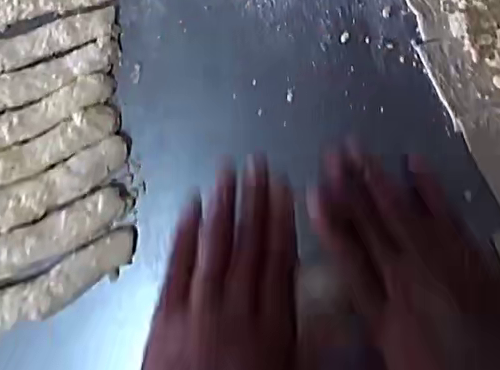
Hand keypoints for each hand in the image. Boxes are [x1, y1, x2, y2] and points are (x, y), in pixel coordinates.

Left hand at [143, 158, 297, 369]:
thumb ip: (308, 335)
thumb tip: (334, 300)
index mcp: (269, 325)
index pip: (280, 257)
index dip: (283, 217)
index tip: (284, 184)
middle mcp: (236, 309)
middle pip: (249, 242)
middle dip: (256, 199)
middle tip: (259, 163)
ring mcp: (198, 309)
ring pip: (215, 245)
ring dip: (223, 204)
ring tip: (228, 170)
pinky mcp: (164, 316)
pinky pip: (177, 265)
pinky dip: (185, 232)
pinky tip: (192, 204)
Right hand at [309, 146, 499, 369]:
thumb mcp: (398, 365)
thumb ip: (366, 345)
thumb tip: (336, 334)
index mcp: (387, 315)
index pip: (350, 260)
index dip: (330, 225)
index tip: (313, 194)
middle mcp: (407, 278)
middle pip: (371, 223)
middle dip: (348, 186)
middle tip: (332, 152)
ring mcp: (439, 257)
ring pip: (400, 209)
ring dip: (376, 176)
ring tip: (357, 148)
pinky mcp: (467, 248)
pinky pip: (443, 209)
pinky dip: (428, 184)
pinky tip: (414, 160)